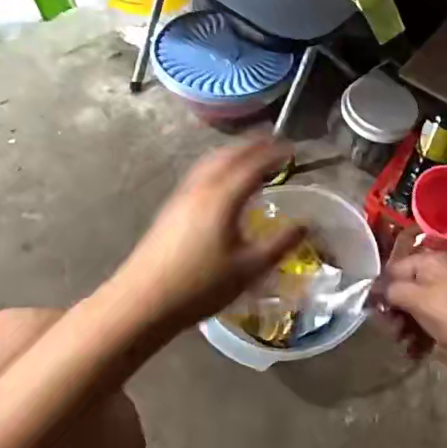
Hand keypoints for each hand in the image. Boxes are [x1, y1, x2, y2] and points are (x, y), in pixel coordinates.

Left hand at [114, 142, 305, 328]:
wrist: (140, 305)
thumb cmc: (200, 286)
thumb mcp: (250, 268)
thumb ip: (280, 243)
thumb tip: (306, 224)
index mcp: (222, 198)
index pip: (253, 165)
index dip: (275, 154)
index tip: (294, 149)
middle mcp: (200, 190)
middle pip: (227, 156)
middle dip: (252, 145)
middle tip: (273, 142)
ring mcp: (181, 199)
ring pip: (209, 163)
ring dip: (232, 153)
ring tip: (250, 154)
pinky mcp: (169, 211)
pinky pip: (199, 175)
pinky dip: (218, 166)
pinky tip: (223, 183)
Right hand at [376, 231, 446, 376]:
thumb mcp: (418, 299)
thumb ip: (392, 290)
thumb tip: (374, 287)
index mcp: (434, 260)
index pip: (396, 266)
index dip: (381, 286)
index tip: (370, 308)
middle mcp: (441, 272)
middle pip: (405, 287)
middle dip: (393, 309)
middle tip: (390, 329)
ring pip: (415, 306)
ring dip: (404, 325)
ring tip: (403, 341)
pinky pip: (428, 318)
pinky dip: (419, 332)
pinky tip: (414, 349)